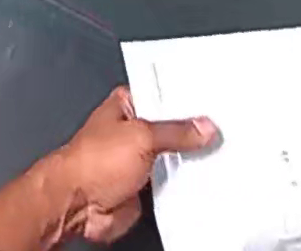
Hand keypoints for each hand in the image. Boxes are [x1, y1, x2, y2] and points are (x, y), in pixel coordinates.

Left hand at [41, 87, 217, 243]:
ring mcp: (138, 158)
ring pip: (172, 156)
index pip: (163, 95)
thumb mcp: (142, 136)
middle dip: (191, 132)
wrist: (78, 204)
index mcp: (128, 104)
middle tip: (222, 131)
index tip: (213, 102)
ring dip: (189, 159)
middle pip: (170, 127)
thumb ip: (176, 132)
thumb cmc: (96, 159)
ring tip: (220, 154)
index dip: (186, 99)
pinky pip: (170, 182)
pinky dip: (184, 184)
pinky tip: (204, 181)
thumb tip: (204, 126)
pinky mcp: (143, 186)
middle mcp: (133, 128)